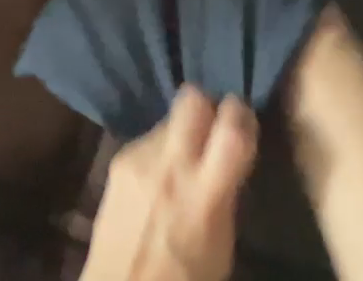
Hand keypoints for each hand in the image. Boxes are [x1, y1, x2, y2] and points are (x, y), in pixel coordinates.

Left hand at [80, 87, 259, 280]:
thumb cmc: (183, 280)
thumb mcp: (221, 243)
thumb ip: (226, 191)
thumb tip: (232, 156)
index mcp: (204, 193)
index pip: (231, 129)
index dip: (242, 114)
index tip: (245, 119)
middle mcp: (170, 165)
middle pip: (192, 99)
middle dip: (206, 104)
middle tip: (213, 126)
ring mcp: (139, 157)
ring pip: (169, 118)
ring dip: (181, 131)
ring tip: (183, 159)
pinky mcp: (117, 159)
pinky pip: (149, 139)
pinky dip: (160, 150)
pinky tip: (157, 176)